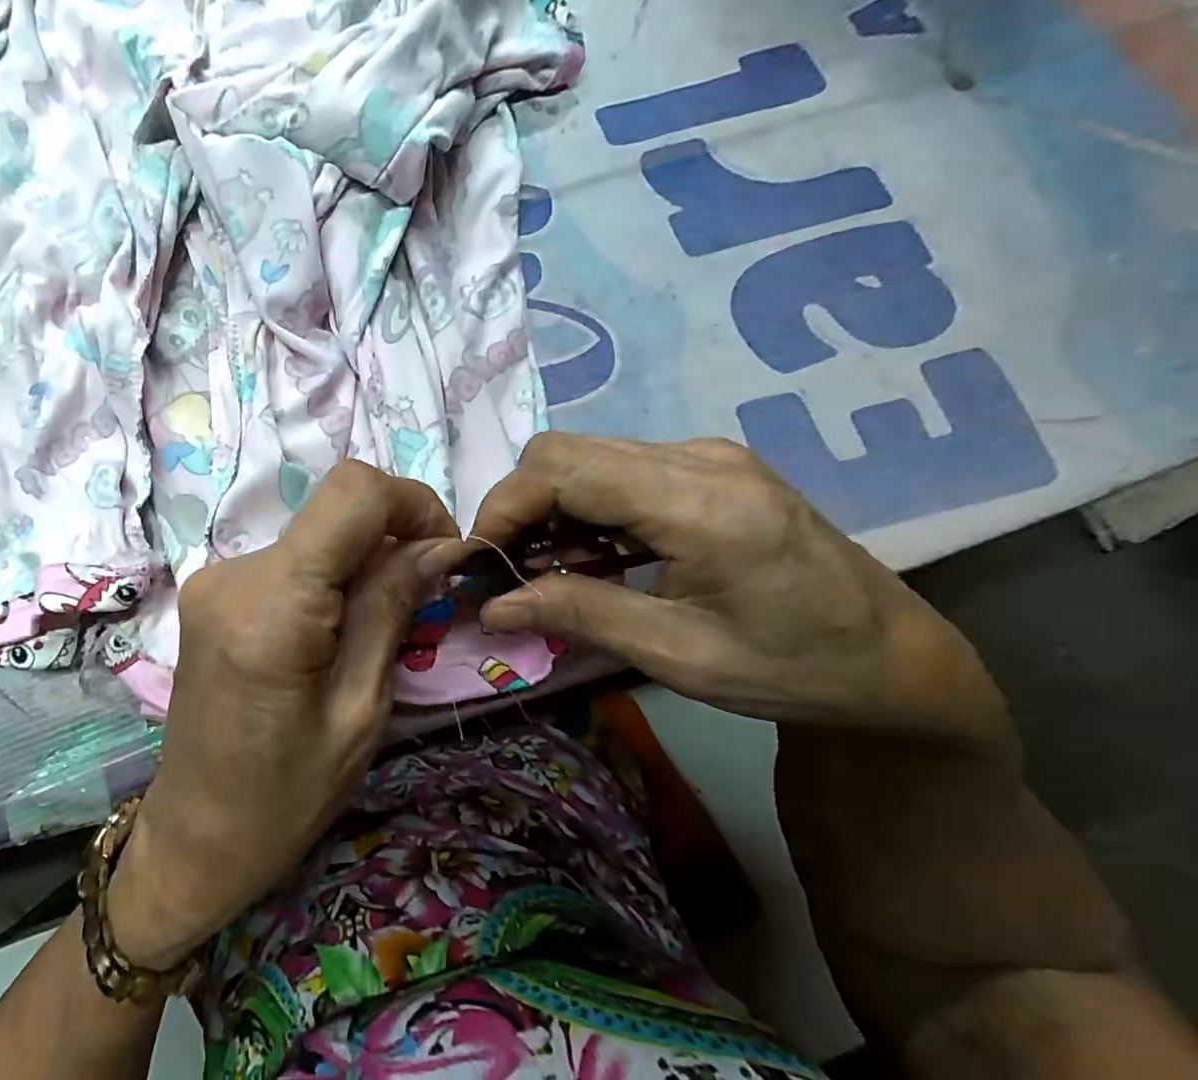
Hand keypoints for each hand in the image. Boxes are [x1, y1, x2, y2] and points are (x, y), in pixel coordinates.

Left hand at [106, 461, 463, 969]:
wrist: (199, 828)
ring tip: (369, 634)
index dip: (410, 503)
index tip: (441, 553)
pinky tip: (329, 634)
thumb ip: (390, 609)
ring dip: (356, 564)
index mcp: (271, 605)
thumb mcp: (360, 708)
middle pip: (332, 513)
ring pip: (311, 536)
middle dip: (389, 539)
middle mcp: (231, 574)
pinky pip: (285, 561)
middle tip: (418, 601)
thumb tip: (437, 544)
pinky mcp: (209, 593)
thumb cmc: (287, 793)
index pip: (350, 493)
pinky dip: (323, 579)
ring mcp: (212, 580)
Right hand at [470, 434, 1007, 742]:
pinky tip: (584, 555)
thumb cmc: (792, 669)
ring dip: (543, 508)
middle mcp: (701, 460)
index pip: (563, 469)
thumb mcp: (678, 655)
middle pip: (563, 451)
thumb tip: (490, 606)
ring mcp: (706, 458)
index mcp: (703, 505)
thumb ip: (578, 614)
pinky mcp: (705, 469)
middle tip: (506, 570)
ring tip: (541, 570)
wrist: (894, 662)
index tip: (478, 562)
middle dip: (516, 506)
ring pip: (582, 456)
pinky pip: (611, 469)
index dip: (503, 508)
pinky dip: (576, 507)